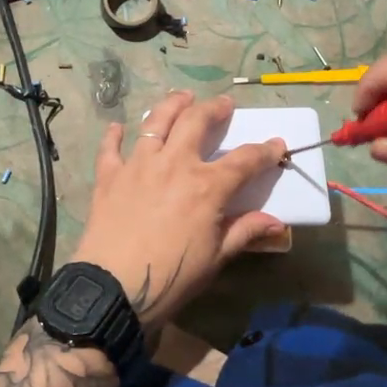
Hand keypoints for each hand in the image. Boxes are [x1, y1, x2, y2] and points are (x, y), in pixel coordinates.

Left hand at [71, 91, 285, 330]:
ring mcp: (138, 165)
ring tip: (181, 97)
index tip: (277, 144)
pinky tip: (117, 127)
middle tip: (223, 104)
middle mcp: (174, 164)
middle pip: (196, 122)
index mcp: (206, 186)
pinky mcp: (109, 176)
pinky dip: (114, 135)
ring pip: (155, 122)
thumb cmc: (171, 277)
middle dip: (214, 108)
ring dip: (171, 105)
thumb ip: (244, 232)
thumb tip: (275, 222)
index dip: (265, 150)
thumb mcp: (215, 258)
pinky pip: (110, 148)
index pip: (245, 160)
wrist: (114, 289)